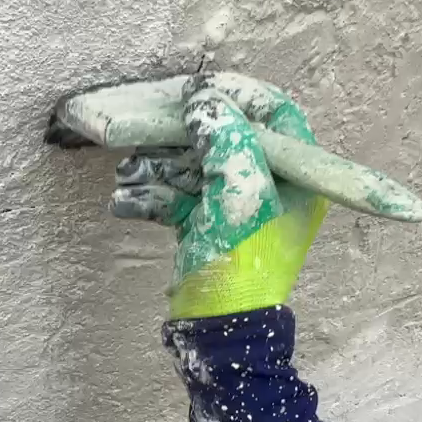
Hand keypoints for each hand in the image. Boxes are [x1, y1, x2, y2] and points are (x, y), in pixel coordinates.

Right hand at [109, 74, 328, 318]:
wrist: (217, 331)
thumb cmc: (239, 268)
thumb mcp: (239, 196)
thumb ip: (226, 140)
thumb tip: (203, 101)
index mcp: (294, 177)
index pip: (272, 114)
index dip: (236, 96)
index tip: (197, 90)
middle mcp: (268, 187)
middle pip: (222, 137)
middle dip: (179, 138)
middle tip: (147, 130)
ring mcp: (233, 206)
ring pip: (192, 165)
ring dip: (156, 167)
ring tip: (128, 176)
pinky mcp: (204, 224)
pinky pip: (176, 195)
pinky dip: (151, 196)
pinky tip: (127, 203)